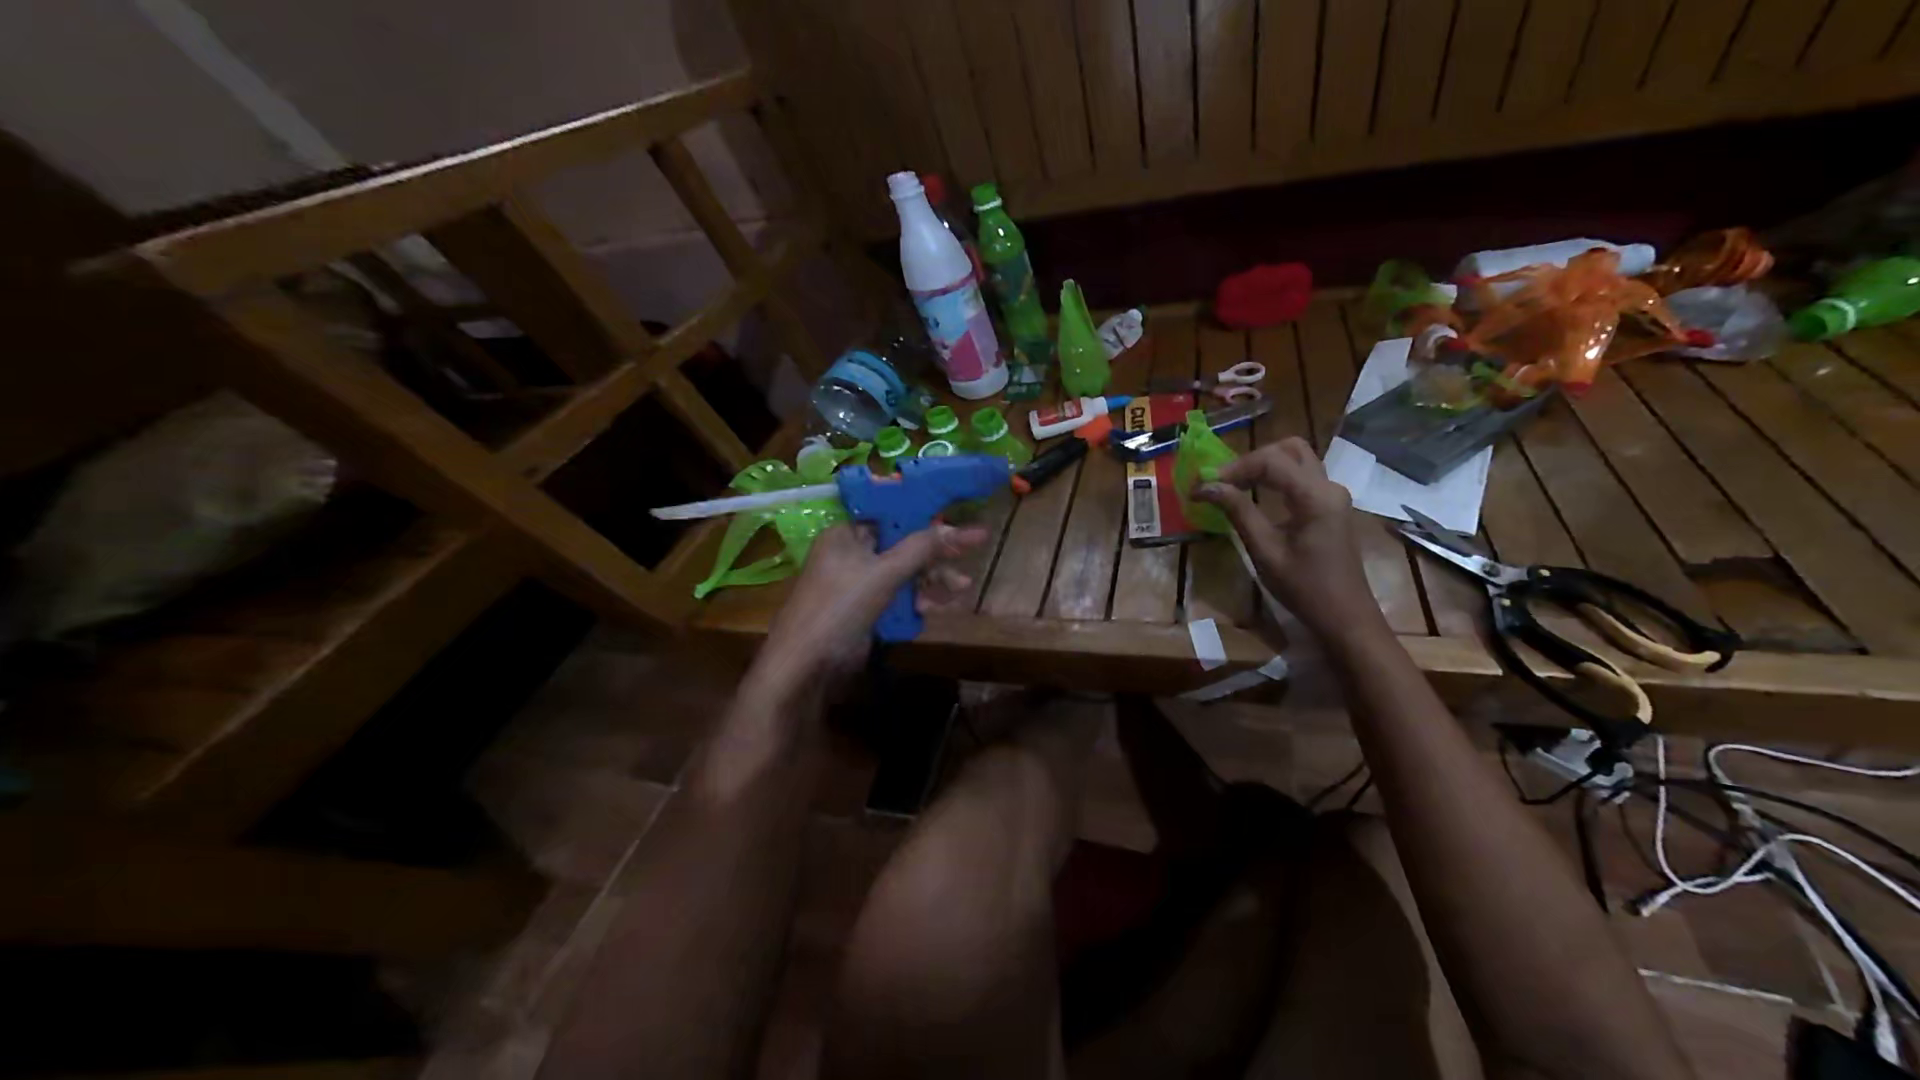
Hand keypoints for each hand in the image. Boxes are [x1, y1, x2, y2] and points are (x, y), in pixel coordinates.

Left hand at [753, 521, 988, 689]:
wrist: (806, 666)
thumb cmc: (840, 606)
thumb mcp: (884, 572)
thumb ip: (921, 548)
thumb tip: (958, 526)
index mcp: (846, 534)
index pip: (891, 513)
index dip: (925, 515)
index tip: (957, 516)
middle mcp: (852, 555)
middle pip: (902, 545)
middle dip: (935, 554)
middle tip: (971, 552)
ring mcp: (859, 585)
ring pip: (904, 574)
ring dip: (932, 580)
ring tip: (961, 589)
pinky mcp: (866, 612)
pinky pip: (899, 597)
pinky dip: (918, 600)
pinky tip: (936, 608)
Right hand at [1192, 436, 1385, 638]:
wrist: (1345, 616)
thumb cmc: (1304, 588)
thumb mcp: (1265, 550)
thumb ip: (1238, 512)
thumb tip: (1205, 486)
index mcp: (1315, 497)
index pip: (1270, 461)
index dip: (1233, 468)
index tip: (1203, 485)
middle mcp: (1329, 486)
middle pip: (1288, 449)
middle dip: (1251, 459)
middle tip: (1223, 481)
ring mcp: (1334, 495)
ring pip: (1297, 458)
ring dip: (1264, 465)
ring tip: (1234, 486)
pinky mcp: (1331, 505)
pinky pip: (1302, 475)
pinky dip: (1276, 476)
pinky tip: (1255, 494)